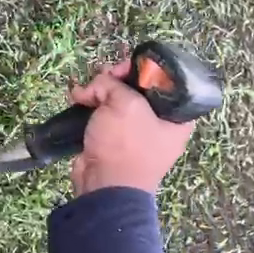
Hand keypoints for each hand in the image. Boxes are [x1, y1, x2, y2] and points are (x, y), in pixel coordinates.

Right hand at [68, 57, 192, 195]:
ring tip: (82, 93)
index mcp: (177, 117)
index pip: (164, 82)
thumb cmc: (126, 144)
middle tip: (99, 79)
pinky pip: (104, 113)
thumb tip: (95, 86)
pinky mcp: (113, 138)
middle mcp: (160, 122)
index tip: (120, 69)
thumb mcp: (126, 105)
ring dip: (97, 91)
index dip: (141, 70)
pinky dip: (90, 104)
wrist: (106, 183)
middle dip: (113, 80)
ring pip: (116, 99)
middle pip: (136, 88)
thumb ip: (113, 84)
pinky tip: (77, 100)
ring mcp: (135, 131)